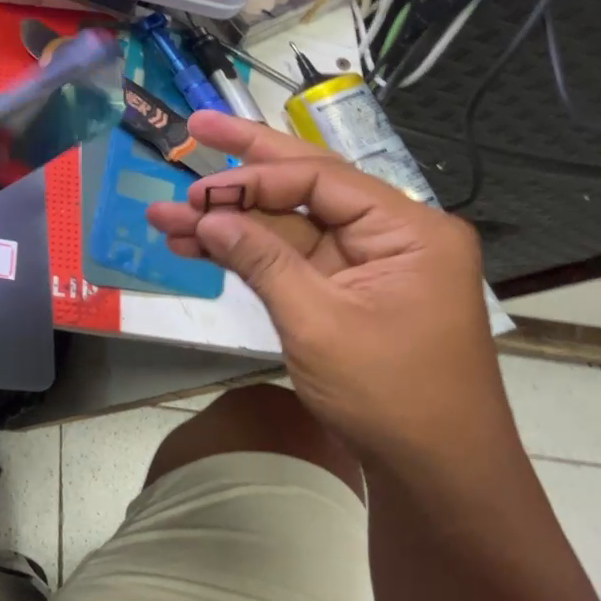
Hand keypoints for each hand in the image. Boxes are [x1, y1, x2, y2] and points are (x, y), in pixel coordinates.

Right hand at [146, 111, 512, 468]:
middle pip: (308, 183)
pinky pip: (287, 260)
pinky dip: (244, 256)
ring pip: (287, 225)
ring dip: (228, 223)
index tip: (198, 194)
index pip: (321, 178)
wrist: (436, 473)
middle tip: (196, 128)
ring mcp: (366, 265)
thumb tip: (207, 216)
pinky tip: (195, 248)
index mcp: (409, 230)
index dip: (253, 179)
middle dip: (247, 162)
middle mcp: (391, 235)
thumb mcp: (319, 322)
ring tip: (165, 216)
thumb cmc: (392, 394)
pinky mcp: (344, 293)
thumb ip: (262, 260)